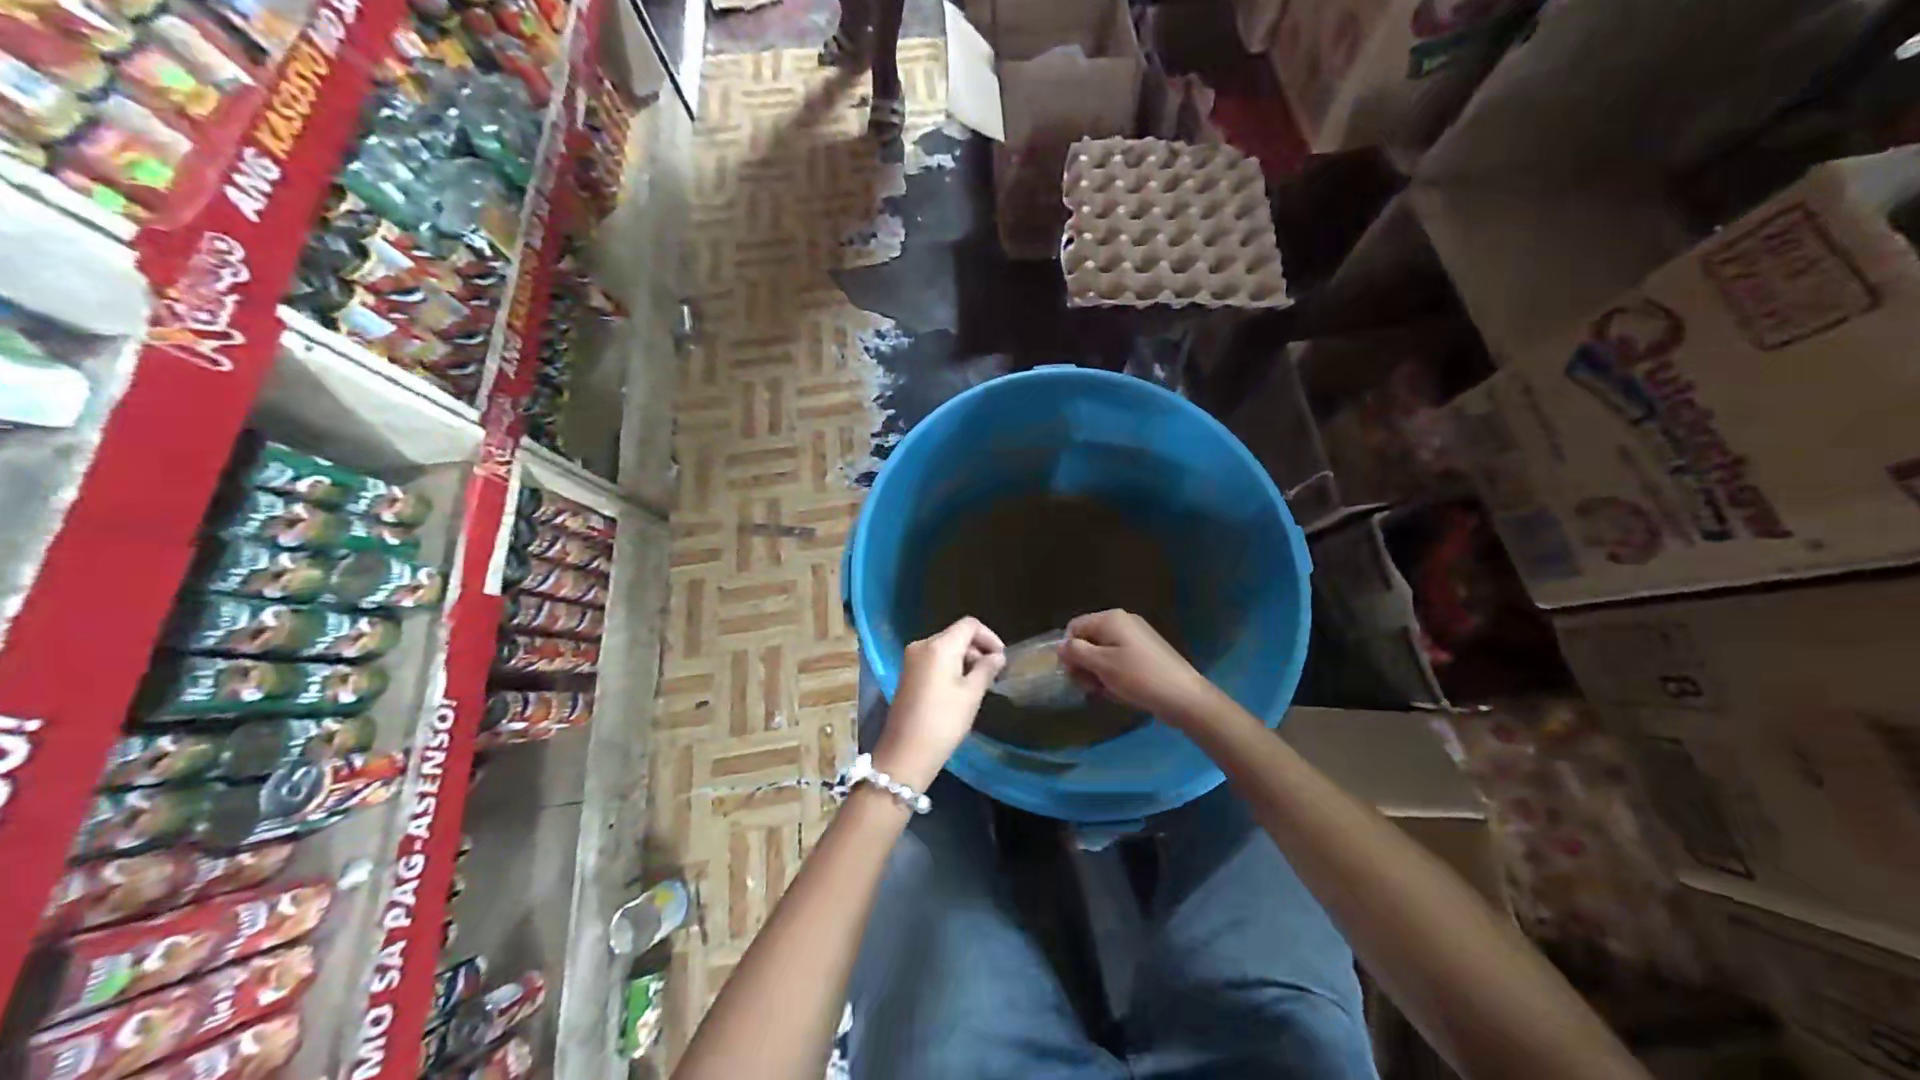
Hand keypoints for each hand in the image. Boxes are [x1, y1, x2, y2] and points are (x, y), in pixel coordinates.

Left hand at [876, 617, 1005, 789]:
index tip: (1002, 658)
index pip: (969, 624)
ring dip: (965, 660)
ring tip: (980, 684)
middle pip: (956, 635)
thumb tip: (997, 656)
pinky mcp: (908, 674)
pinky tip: (960, 689)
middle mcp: (922, 645)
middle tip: (993, 674)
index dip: (990, 637)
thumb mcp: (972, 694)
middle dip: (977, 649)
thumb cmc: (944, 721)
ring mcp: (911, 660)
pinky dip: (950, 667)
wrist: (906, 753)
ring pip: (945, 648)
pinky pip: (934, 661)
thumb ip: (986, 669)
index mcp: (938, 646)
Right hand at [1062, 609, 1218, 725]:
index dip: (1068, 649)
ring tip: (1106, 691)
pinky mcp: (1145, 653)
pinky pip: (1119, 660)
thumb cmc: (1138, 677)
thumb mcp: (1101, 665)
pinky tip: (1120, 691)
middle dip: (1083, 663)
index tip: (1072, 673)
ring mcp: (1136, 637)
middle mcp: (1123, 622)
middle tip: (1089, 687)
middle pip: (1088, 639)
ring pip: (1103, 652)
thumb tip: (1060, 646)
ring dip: (1098, 672)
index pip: (1074, 627)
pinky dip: (1114, 674)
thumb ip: (1076, 652)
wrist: (1183, 696)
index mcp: (1110, 619)